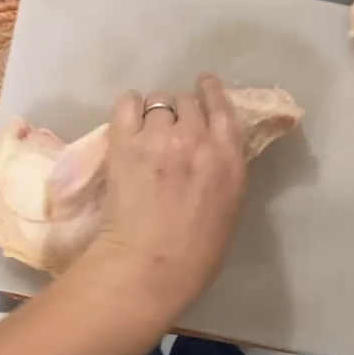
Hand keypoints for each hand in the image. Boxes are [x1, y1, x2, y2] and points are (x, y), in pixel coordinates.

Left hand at [83, 75, 248, 318]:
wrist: (149, 268)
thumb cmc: (196, 254)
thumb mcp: (229, 206)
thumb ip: (223, 169)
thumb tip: (211, 150)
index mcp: (228, 157)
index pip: (222, 106)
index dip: (211, 92)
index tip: (204, 86)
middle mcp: (196, 138)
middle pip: (188, 101)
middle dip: (181, 110)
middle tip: (170, 128)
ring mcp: (159, 136)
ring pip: (159, 100)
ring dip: (155, 112)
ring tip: (146, 131)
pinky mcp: (124, 142)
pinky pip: (128, 103)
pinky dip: (130, 107)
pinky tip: (128, 121)